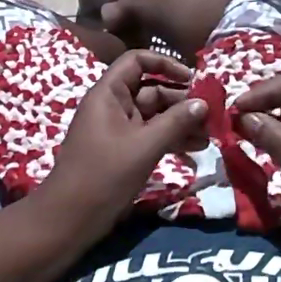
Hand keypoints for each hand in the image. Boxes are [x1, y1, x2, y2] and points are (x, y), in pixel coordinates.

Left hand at [33, 50, 205, 239]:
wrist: (68, 221)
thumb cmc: (103, 175)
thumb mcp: (144, 146)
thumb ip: (175, 122)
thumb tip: (203, 102)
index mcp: (109, 94)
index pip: (137, 60)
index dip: (165, 64)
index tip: (192, 78)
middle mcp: (114, 105)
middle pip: (152, 89)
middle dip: (182, 100)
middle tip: (212, 113)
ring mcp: (119, 129)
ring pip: (156, 115)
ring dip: (181, 123)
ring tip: (209, 135)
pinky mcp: (124, 151)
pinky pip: (152, 135)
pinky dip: (172, 139)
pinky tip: (195, 150)